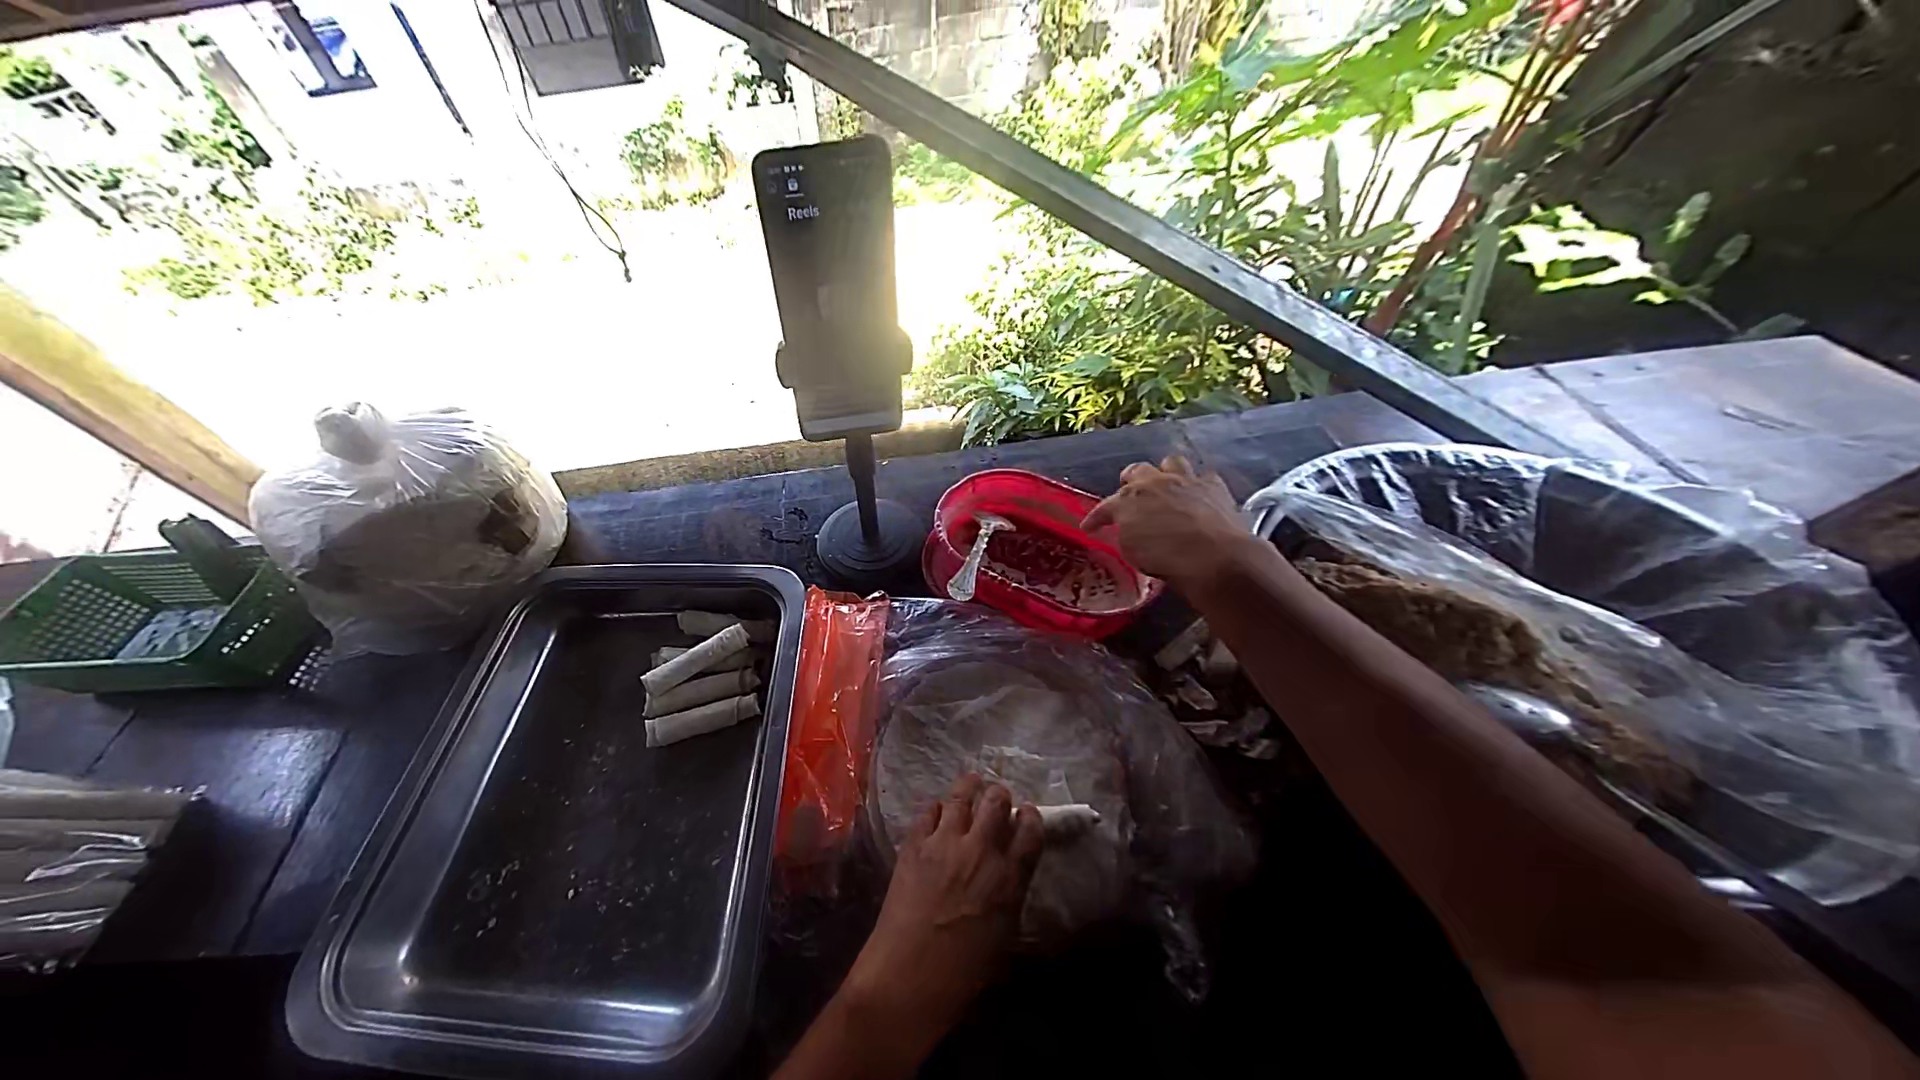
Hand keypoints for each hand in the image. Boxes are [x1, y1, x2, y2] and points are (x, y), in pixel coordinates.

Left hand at [841, 775, 1043, 1042]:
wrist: (906, 979)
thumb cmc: (962, 975)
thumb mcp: (1003, 935)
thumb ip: (1009, 894)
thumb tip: (1009, 872)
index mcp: (1009, 879)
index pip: (1031, 829)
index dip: (1030, 816)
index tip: (1026, 814)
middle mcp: (980, 851)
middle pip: (997, 800)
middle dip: (1000, 795)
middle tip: (996, 799)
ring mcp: (944, 843)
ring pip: (962, 794)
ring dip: (970, 787)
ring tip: (972, 784)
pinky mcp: (914, 844)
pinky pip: (929, 810)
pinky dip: (937, 808)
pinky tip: (938, 813)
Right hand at [1083, 456, 1261, 594]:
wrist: (1215, 556)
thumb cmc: (1166, 559)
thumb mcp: (1132, 552)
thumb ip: (1125, 534)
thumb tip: (1126, 529)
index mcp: (1128, 499)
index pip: (1104, 507)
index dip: (1095, 518)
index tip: (1090, 528)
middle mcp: (1154, 482)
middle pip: (1137, 471)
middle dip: (1129, 481)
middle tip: (1127, 494)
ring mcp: (1186, 480)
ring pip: (1170, 462)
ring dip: (1164, 472)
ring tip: (1163, 484)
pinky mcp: (1214, 486)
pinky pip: (1203, 476)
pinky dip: (1198, 484)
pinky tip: (1197, 494)